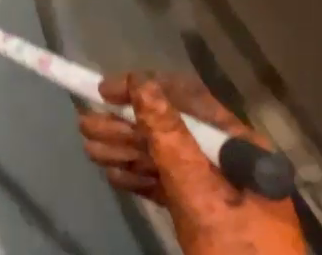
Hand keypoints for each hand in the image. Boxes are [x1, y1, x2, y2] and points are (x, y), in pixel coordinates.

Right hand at [80, 73, 305, 254]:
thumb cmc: (235, 244)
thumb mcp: (197, 186)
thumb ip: (168, 134)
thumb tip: (140, 82)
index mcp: (236, 144)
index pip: (186, 97)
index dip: (142, 88)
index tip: (104, 93)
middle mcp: (226, 158)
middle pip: (167, 127)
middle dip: (123, 125)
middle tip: (85, 126)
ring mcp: (215, 186)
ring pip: (161, 155)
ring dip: (123, 150)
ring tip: (90, 150)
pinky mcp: (203, 210)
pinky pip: (165, 182)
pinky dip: (138, 177)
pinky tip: (114, 177)